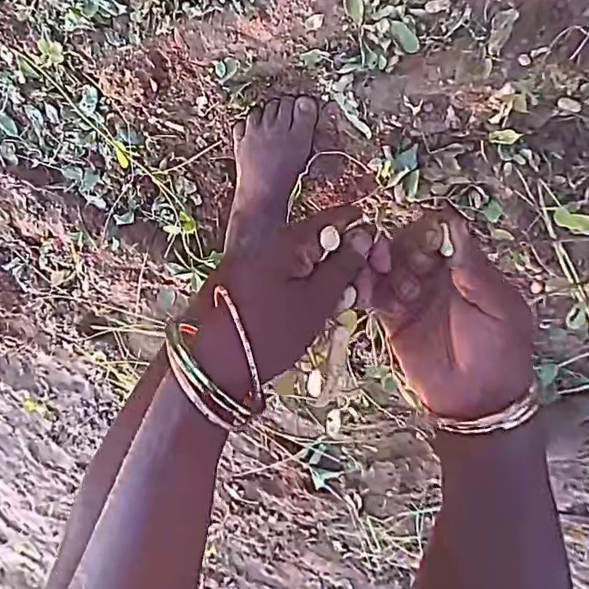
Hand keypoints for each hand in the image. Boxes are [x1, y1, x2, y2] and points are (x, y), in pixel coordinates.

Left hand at [188, 205, 379, 399]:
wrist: (209, 368)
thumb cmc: (269, 334)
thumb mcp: (316, 302)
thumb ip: (344, 265)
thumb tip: (363, 234)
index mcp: (290, 239)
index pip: (340, 220)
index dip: (365, 238)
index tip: (380, 266)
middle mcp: (272, 241)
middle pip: (324, 241)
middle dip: (348, 266)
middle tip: (359, 299)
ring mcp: (258, 260)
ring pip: (307, 262)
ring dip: (329, 282)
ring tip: (336, 313)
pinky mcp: (248, 281)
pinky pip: (288, 276)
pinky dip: (305, 290)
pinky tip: (312, 317)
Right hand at [371, 209, 536, 421]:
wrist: (481, 403)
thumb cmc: (501, 352)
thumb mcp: (500, 308)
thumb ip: (476, 271)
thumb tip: (456, 225)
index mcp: (463, 266)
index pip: (439, 235)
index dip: (428, 233)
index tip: (425, 244)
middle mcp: (434, 275)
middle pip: (407, 245)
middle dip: (401, 248)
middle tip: (403, 263)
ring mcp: (411, 294)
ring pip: (387, 266)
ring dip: (379, 263)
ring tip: (379, 271)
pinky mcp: (392, 318)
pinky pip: (373, 295)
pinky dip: (365, 287)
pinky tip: (363, 288)